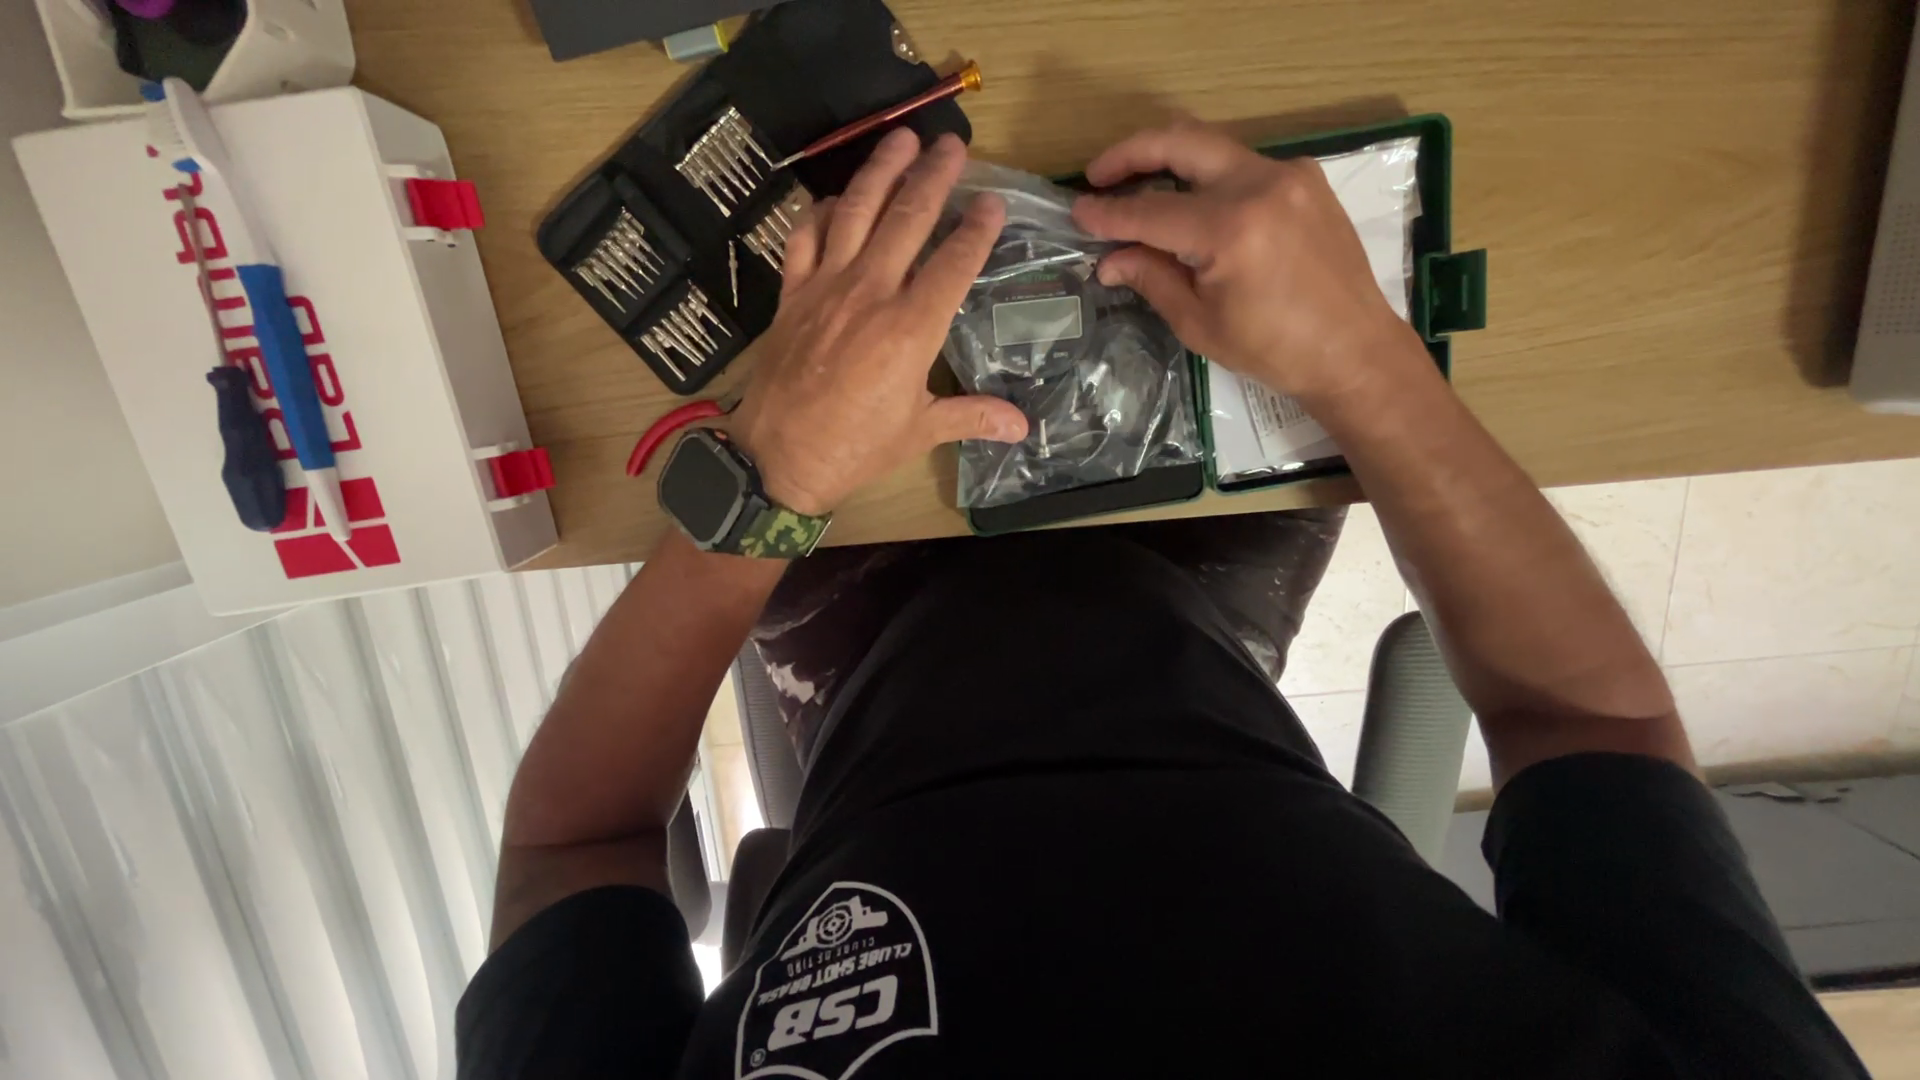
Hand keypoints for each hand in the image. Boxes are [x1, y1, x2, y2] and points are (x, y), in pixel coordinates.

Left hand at [729, 129, 1027, 516]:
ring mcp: (827, 288)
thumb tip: (1021, 426)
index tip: (993, 202)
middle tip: (952, 146)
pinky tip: (837, 196)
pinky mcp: (792, 294)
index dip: (977, 229)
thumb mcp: (919, 433)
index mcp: (910, 329)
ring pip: (856, 212)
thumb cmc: (855, 448)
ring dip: (881, 171)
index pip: (953, 263)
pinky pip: (804, 237)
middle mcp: (871, 293)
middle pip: (908, 219)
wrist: (778, 458)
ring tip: (901, 137)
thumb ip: (972, 416)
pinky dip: (820, 210)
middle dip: (934, 177)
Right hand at [1071, 120, 1419, 400]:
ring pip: (1212, 147)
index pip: (1151, 212)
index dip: (1108, 213)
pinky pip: (1241, 165)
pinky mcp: (1304, 180)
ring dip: (1168, 159)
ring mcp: (1288, 175)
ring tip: (1135, 184)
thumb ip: (1152, 277)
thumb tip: (1109, 259)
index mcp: (1231, 229)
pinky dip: (1206, 176)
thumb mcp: (1198, 322)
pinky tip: (1189, 203)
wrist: (1351, 349)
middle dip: (1132, 153)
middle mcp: (1260, 184)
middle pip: (1181, 142)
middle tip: (1098, 175)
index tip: (1076, 211)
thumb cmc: (1271, 349)